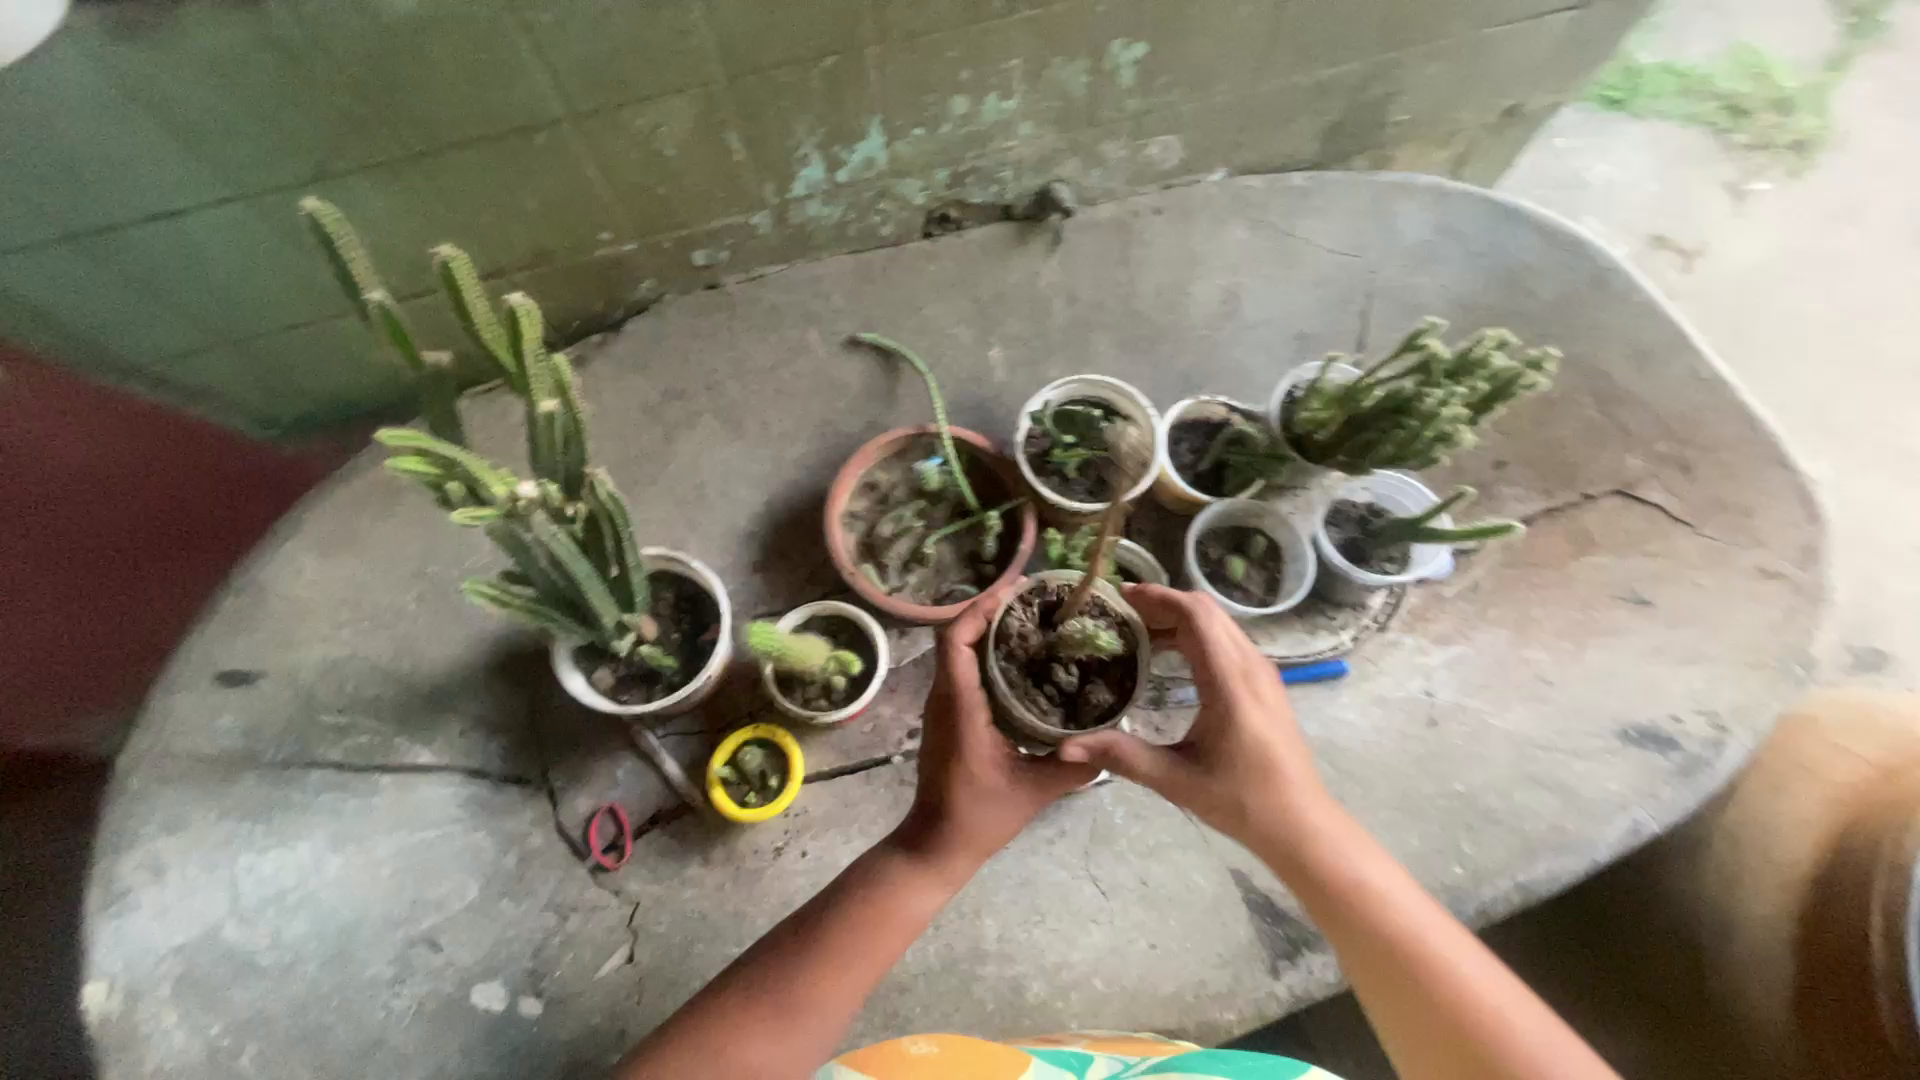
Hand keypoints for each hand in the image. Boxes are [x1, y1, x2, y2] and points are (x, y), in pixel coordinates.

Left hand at [893, 576, 1099, 870]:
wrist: (937, 844)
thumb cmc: (978, 816)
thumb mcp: (1034, 791)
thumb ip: (1074, 764)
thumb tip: (1113, 738)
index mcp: (959, 705)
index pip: (955, 639)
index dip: (980, 608)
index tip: (1017, 592)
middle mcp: (945, 696)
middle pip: (957, 635)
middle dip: (991, 610)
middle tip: (1036, 601)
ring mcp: (943, 705)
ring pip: (958, 651)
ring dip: (988, 630)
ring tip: (1033, 620)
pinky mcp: (948, 715)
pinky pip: (963, 669)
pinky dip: (986, 653)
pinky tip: (1022, 659)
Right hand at [1058, 584, 1330, 847]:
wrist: (1301, 823)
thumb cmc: (1242, 801)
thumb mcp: (1176, 780)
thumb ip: (1122, 757)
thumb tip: (1065, 747)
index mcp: (1230, 683)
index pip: (1195, 616)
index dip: (1157, 598)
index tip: (1119, 597)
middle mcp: (1250, 666)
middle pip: (1205, 610)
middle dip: (1161, 603)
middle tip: (1119, 614)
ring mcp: (1261, 671)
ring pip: (1217, 622)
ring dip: (1177, 617)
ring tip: (1136, 632)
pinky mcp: (1263, 681)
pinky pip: (1226, 638)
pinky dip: (1193, 633)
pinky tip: (1166, 655)